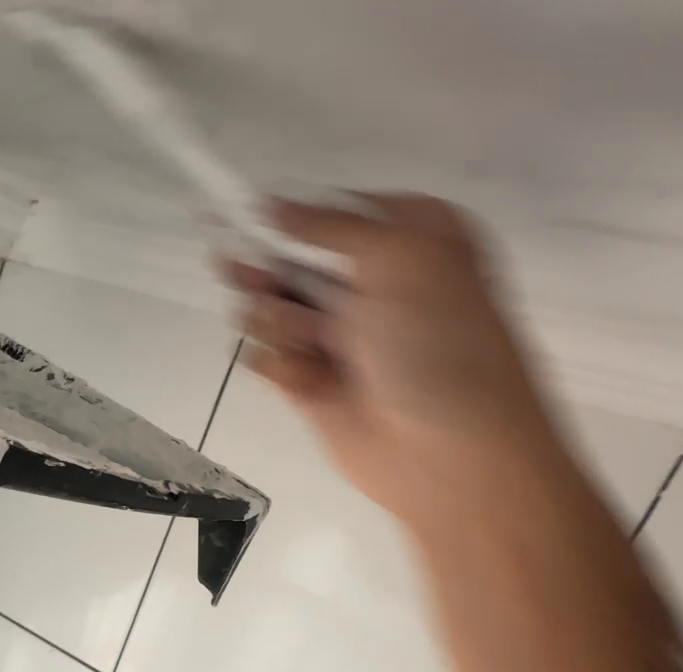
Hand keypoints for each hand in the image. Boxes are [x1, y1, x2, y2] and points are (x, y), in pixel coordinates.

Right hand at [224, 194, 567, 525]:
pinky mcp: (307, 380)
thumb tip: (269, 206)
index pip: (328, 210)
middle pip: (285, 260)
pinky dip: (280, 366)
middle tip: (251, 277)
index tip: (234, 212)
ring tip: (312, 345)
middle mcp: (369, 282)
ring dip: (278, 323)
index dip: (281, 214)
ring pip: (267, 309)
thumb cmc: (439, 343)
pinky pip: (266, 357)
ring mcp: (336, 334)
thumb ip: (330, 225)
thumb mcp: (402, 257)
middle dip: (266, 270)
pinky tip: (307, 381)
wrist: (448, 453)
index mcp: (407, 239)